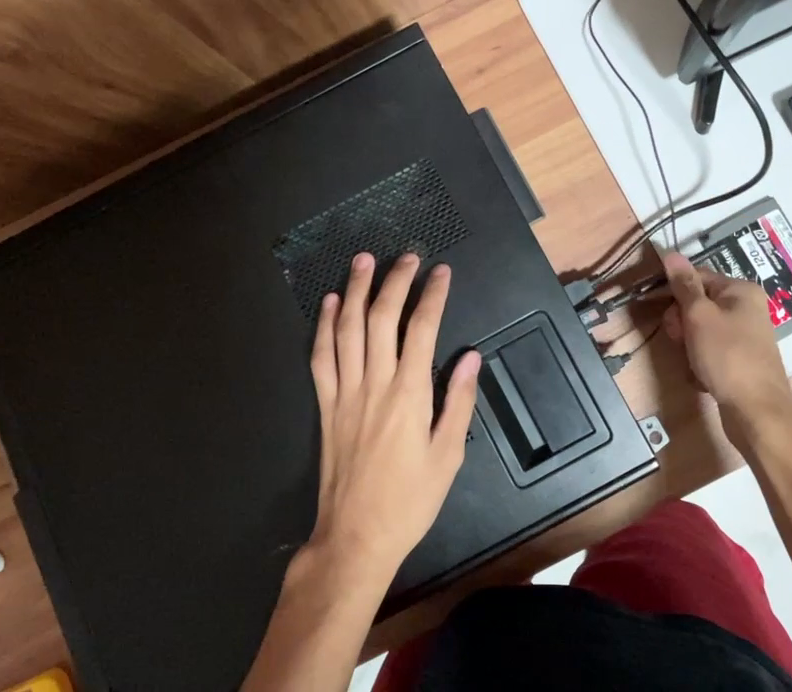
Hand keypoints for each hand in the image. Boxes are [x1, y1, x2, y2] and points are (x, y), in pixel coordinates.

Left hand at [305, 252, 481, 582]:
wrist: (355, 536)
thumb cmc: (409, 501)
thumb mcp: (448, 457)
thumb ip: (458, 403)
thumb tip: (470, 357)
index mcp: (409, 396)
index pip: (422, 330)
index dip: (432, 295)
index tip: (440, 272)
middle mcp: (375, 385)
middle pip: (382, 319)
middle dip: (395, 282)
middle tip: (406, 257)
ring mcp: (345, 393)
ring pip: (348, 329)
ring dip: (356, 291)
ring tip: (363, 261)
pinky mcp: (326, 406)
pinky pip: (321, 357)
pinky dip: (325, 326)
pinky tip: (331, 304)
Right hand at [657, 252, 791, 440]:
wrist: (756, 411)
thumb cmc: (727, 356)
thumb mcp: (699, 316)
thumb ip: (684, 285)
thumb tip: (670, 253)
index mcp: (740, 291)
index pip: (696, 276)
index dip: (674, 291)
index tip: (656, 308)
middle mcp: (746, 308)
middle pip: (698, 303)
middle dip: (682, 321)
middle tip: (680, 339)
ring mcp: (744, 336)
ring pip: (700, 329)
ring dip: (688, 343)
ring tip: (691, 360)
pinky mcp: (739, 360)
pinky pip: (709, 350)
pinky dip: (700, 360)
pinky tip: (700, 375)